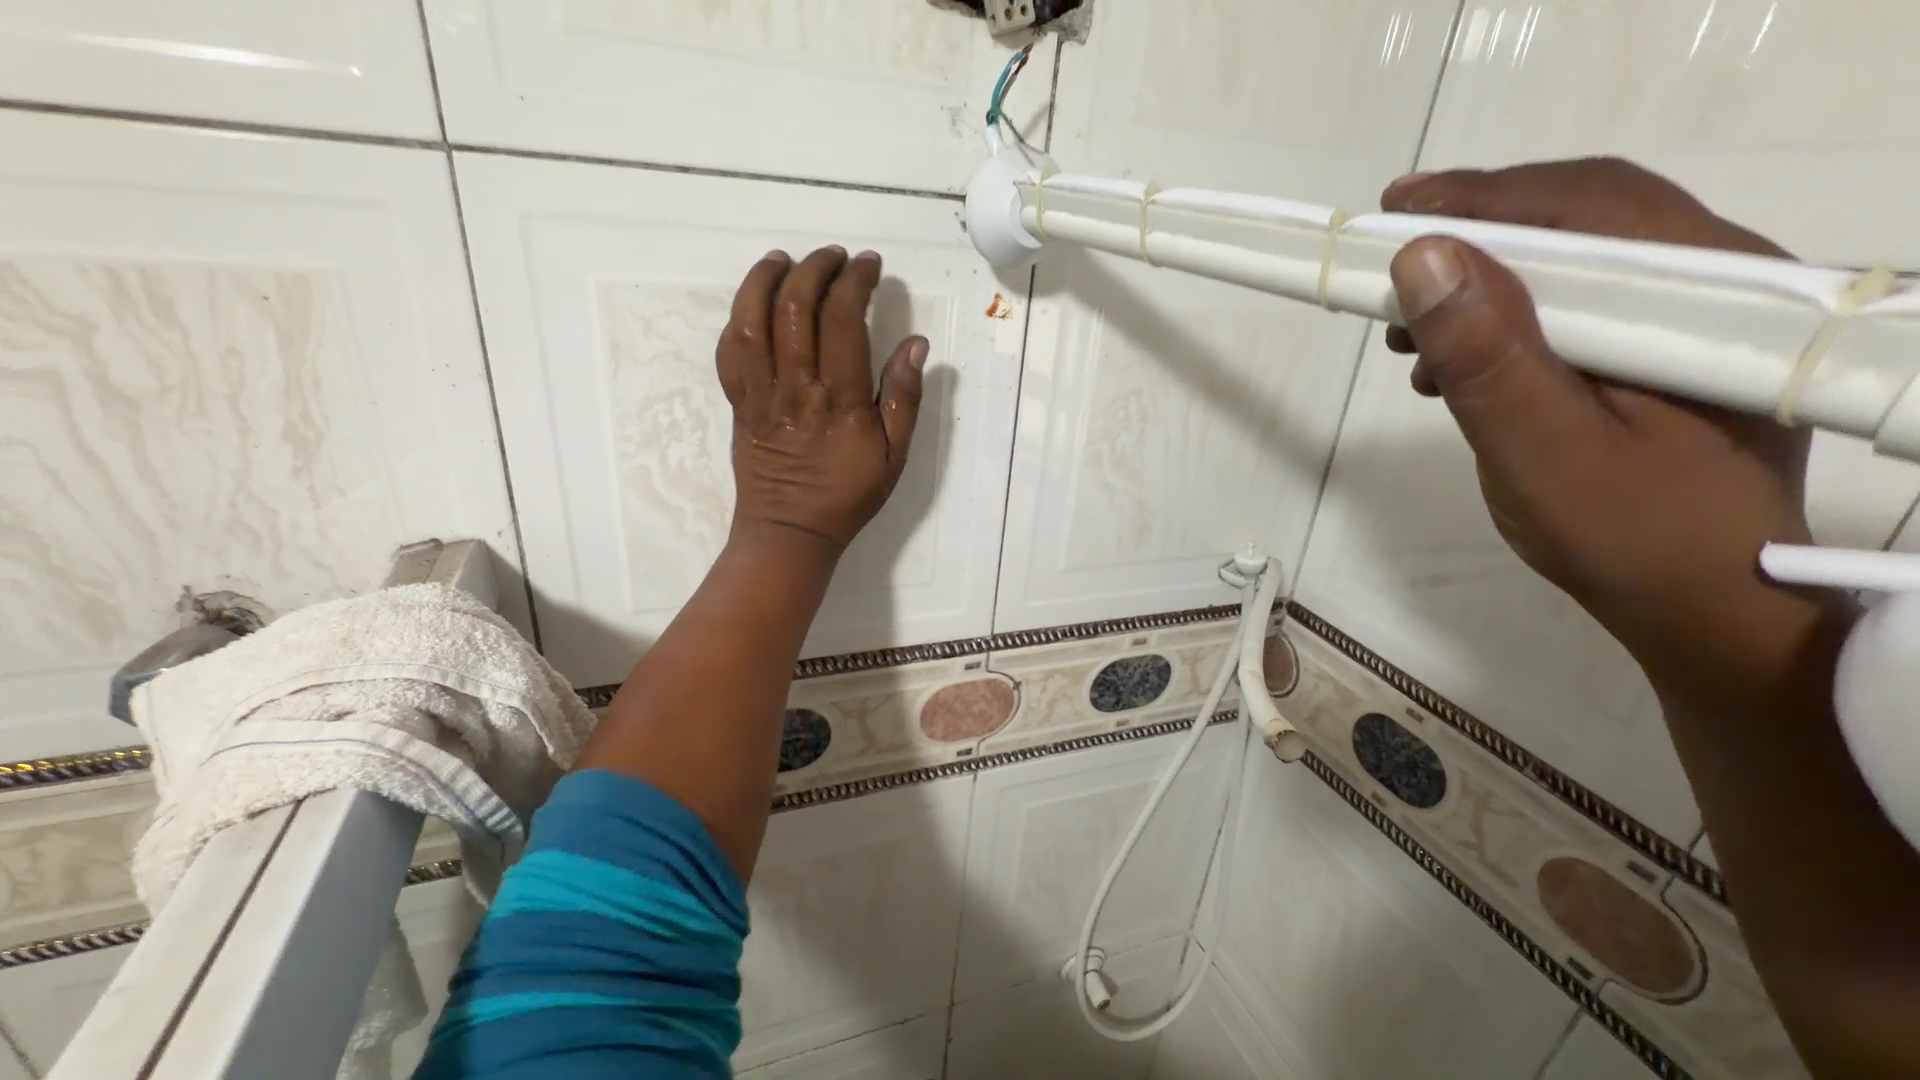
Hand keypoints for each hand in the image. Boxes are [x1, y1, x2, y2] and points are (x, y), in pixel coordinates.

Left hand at [717, 246, 927, 555]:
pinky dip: (738, 317)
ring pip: (751, 320)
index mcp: (839, 400)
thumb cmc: (847, 495)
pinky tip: (753, 303)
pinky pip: (729, 350)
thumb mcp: (895, 455)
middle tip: (833, 257)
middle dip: (814, 268)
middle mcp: (795, 388)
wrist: (790, 531)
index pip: (843, 320)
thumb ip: (904, 398)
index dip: (855, 281)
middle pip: (794, 307)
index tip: (868, 265)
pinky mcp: (738, 402)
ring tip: (783, 261)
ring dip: (764, 280)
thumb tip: (916, 344)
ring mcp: (760, 394)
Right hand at [1380, 159, 1831, 697]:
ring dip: (1486, 281)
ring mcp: (1699, 320)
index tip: (1394, 211)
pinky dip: (1510, 317)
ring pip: (1580, 261)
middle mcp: (1722, 284)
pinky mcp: (1669, 354)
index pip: (1588, 206)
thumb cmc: (1630, 536)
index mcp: (1714, 294)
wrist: (1709, 606)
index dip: (1482, 199)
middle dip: (1476, 234)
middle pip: (1585, 219)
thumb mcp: (1543, 450)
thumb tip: (1423, 257)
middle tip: (1390, 262)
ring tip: (1412, 326)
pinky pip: (1584, 304)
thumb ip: (1489, 357)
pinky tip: (1461, 360)